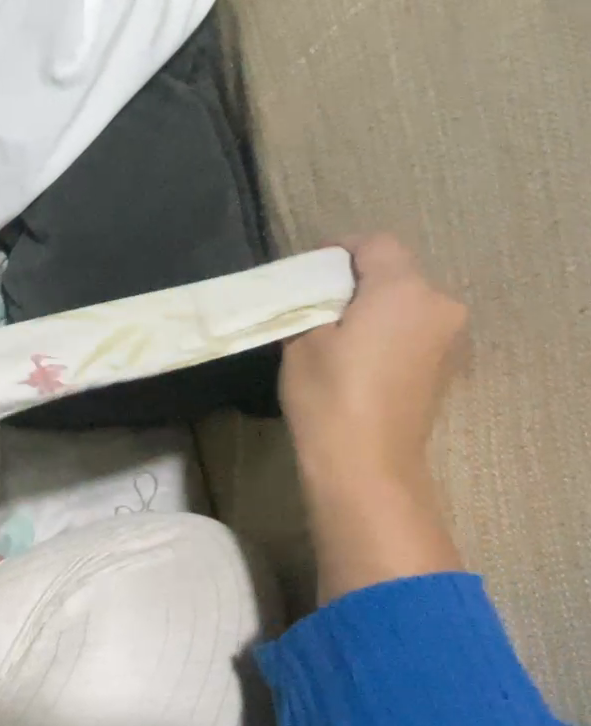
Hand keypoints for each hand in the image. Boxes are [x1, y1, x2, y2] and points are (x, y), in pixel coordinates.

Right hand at [282, 235, 467, 488]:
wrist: (365, 457)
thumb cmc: (327, 394)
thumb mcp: (300, 346)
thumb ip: (310, 312)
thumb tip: (310, 302)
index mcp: (402, 290)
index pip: (376, 246)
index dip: (340, 250)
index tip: (307, 269)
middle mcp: (438, 303)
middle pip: (395, 276)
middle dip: (354, 286)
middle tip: (310, 308)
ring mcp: (448, 336)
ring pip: (404, 306)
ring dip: (370, 313)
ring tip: (329, 338)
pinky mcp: (444, 364)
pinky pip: (411, 333)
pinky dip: (384, 336)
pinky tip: (353, 362)